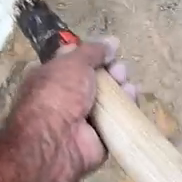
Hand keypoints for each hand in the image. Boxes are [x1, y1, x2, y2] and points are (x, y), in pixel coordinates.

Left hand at [5, 36, 135, 181]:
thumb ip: (93, 51)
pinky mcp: (97, 139)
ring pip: (106, 101)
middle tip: (121, 70)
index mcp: (49, 78)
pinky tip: (133, 98)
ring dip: (120, 89)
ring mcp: (80, 120)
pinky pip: (114, 121)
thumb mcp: (73, 62)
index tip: (109, 50)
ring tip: (128, 83)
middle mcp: (62, 98)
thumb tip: (111, 42)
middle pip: (93, 81)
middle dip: (110, 72)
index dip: (91, 55)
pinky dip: (126, 110)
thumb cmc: (58, 93)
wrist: (55, 139)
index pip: (72, 62)